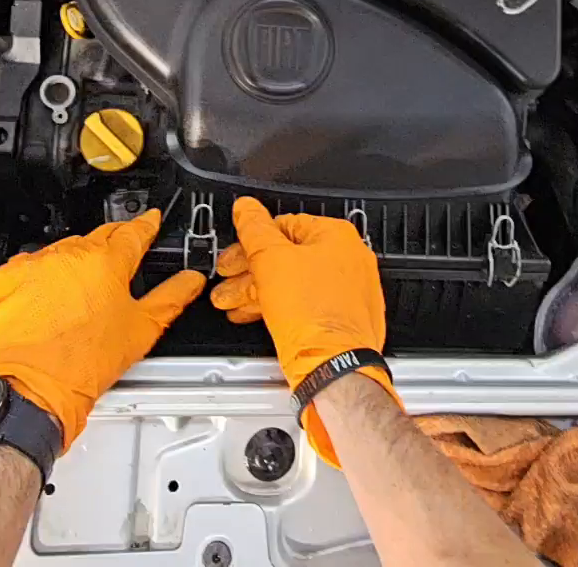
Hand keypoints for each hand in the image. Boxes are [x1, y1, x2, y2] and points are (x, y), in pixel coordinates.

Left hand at [0, 209, 204, 447]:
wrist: (28, 392)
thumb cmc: (81, 367)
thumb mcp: (141, 331)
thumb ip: (171, 297)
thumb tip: (190, 280)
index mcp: (106, 261)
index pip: (134, 231)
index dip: (147, 225)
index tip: (150, 221)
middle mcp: (69, 254)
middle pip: (97, 239)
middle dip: (111, 246)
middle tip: (117, 265)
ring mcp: (35, 264)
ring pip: (62, 252)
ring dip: (73, 265)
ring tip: (78, 297)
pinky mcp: (5, 279)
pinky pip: (27, 267)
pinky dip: (38, 278)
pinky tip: (45, 302)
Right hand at [210, 196, 399, 464]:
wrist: (333, 369)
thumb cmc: (313, 316)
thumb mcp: (271, 261)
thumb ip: (254, 230)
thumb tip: (246, 208)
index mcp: (336, 236)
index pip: (285, 224)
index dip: (252, 239)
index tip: (235, 252)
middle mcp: (349, 259)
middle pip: (288, 255)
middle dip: (250, 270)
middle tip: (228, 278)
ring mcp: (349, 291)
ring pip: (294, 282)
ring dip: (258, 290)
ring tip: (232, 302)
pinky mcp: (344, 319)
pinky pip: (306, 304)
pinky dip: (279, 307)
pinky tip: (256, 315)